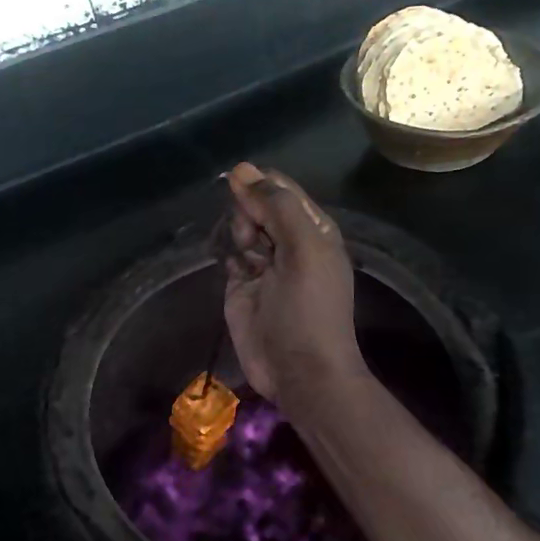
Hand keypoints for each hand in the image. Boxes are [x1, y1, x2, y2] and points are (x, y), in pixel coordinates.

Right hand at [221, 163, 364, 408]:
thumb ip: (277, 207)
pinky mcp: (241, 285)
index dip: (258, 187)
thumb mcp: (302, 250)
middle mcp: (288, 241)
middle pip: (257, 205)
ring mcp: (263, 264)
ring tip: (246, 260)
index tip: (241, 195)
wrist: (299, 371)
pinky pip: (229, 254)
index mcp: (312, 229)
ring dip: (237, 236)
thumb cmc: (308, 310)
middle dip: (247, 214)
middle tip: (252, 241)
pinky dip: (227, 254)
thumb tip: (242, 169)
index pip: (281, 189)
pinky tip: (235, 268)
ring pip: (240, 227)